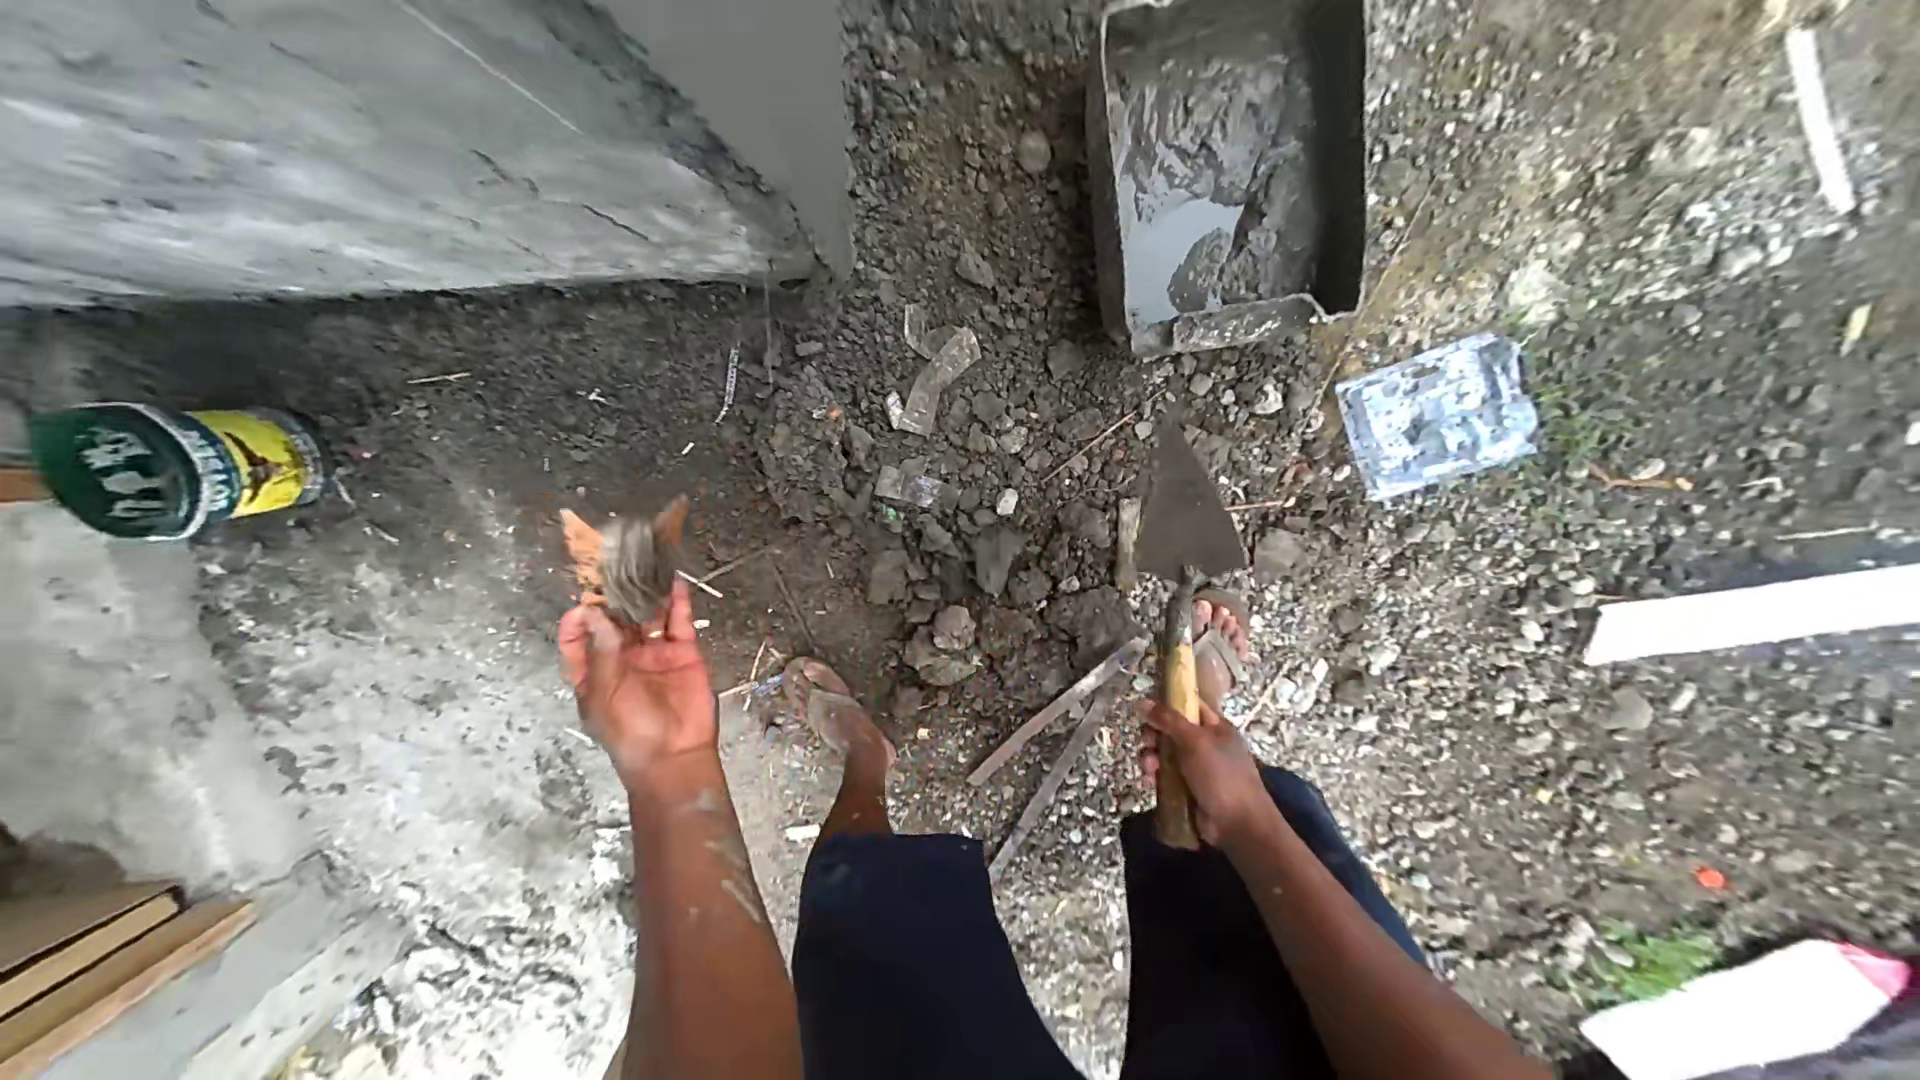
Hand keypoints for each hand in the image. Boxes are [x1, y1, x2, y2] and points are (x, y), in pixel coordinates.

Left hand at [558, 578, 715, 787]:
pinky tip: (673, 583)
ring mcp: (655, 653)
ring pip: (648, 616)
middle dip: (616, 598)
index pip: (579, 638)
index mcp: (593, 672)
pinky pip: (679, 622)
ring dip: (647, 595)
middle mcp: (623, 657)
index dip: (579, 619)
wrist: (674, 755)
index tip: (585, 601)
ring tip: (646, 569)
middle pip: (616, 621)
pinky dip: (677, 602)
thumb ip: (602, 652)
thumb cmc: (629, 731)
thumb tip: (596, 613)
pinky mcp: (684, 651)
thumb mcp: (604, 694)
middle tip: (618, 571)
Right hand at [1138, 698, 1281, 846]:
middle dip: (1155, 734)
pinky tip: (1149, 780)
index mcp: (1215, 727)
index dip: (1168, 702)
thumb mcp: (1196, 742)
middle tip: (1148, 741)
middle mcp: (1206, 744)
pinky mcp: (1187, 787)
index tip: (1147, 707)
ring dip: (1152, 756)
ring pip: (1165, 752)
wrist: (1238, 825)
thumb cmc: (1221, 776)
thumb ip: (1169, 720)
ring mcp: (1196, 767)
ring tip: (1149, 767)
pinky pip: (1165, 774)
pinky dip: (1156, 775)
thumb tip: (1142, 701)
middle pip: (1172, 729)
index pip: (1190, 705)